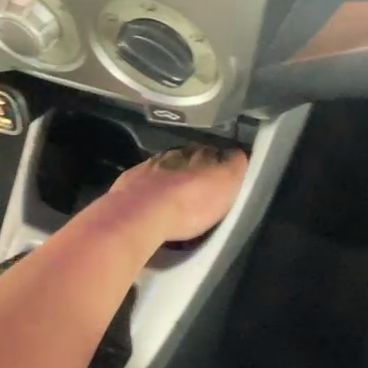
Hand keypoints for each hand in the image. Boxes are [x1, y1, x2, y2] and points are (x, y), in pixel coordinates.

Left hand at [106, 144, 249, 242]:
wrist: (140, 214)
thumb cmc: (189, 203)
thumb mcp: (226, 185)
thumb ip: (235, 167)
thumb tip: (240, 155)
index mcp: (198, 154)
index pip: (214, 153)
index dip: (219, 166)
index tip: (222, 179)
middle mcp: (172, 155)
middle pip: (187, 161)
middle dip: (192, 173)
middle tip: (198, 194)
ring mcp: (148, 168)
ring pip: (164, 170)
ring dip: (169, 182)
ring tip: (174, 203)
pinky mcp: (128, 183)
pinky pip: (144, 185)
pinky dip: (149, 194)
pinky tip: (152, 208)